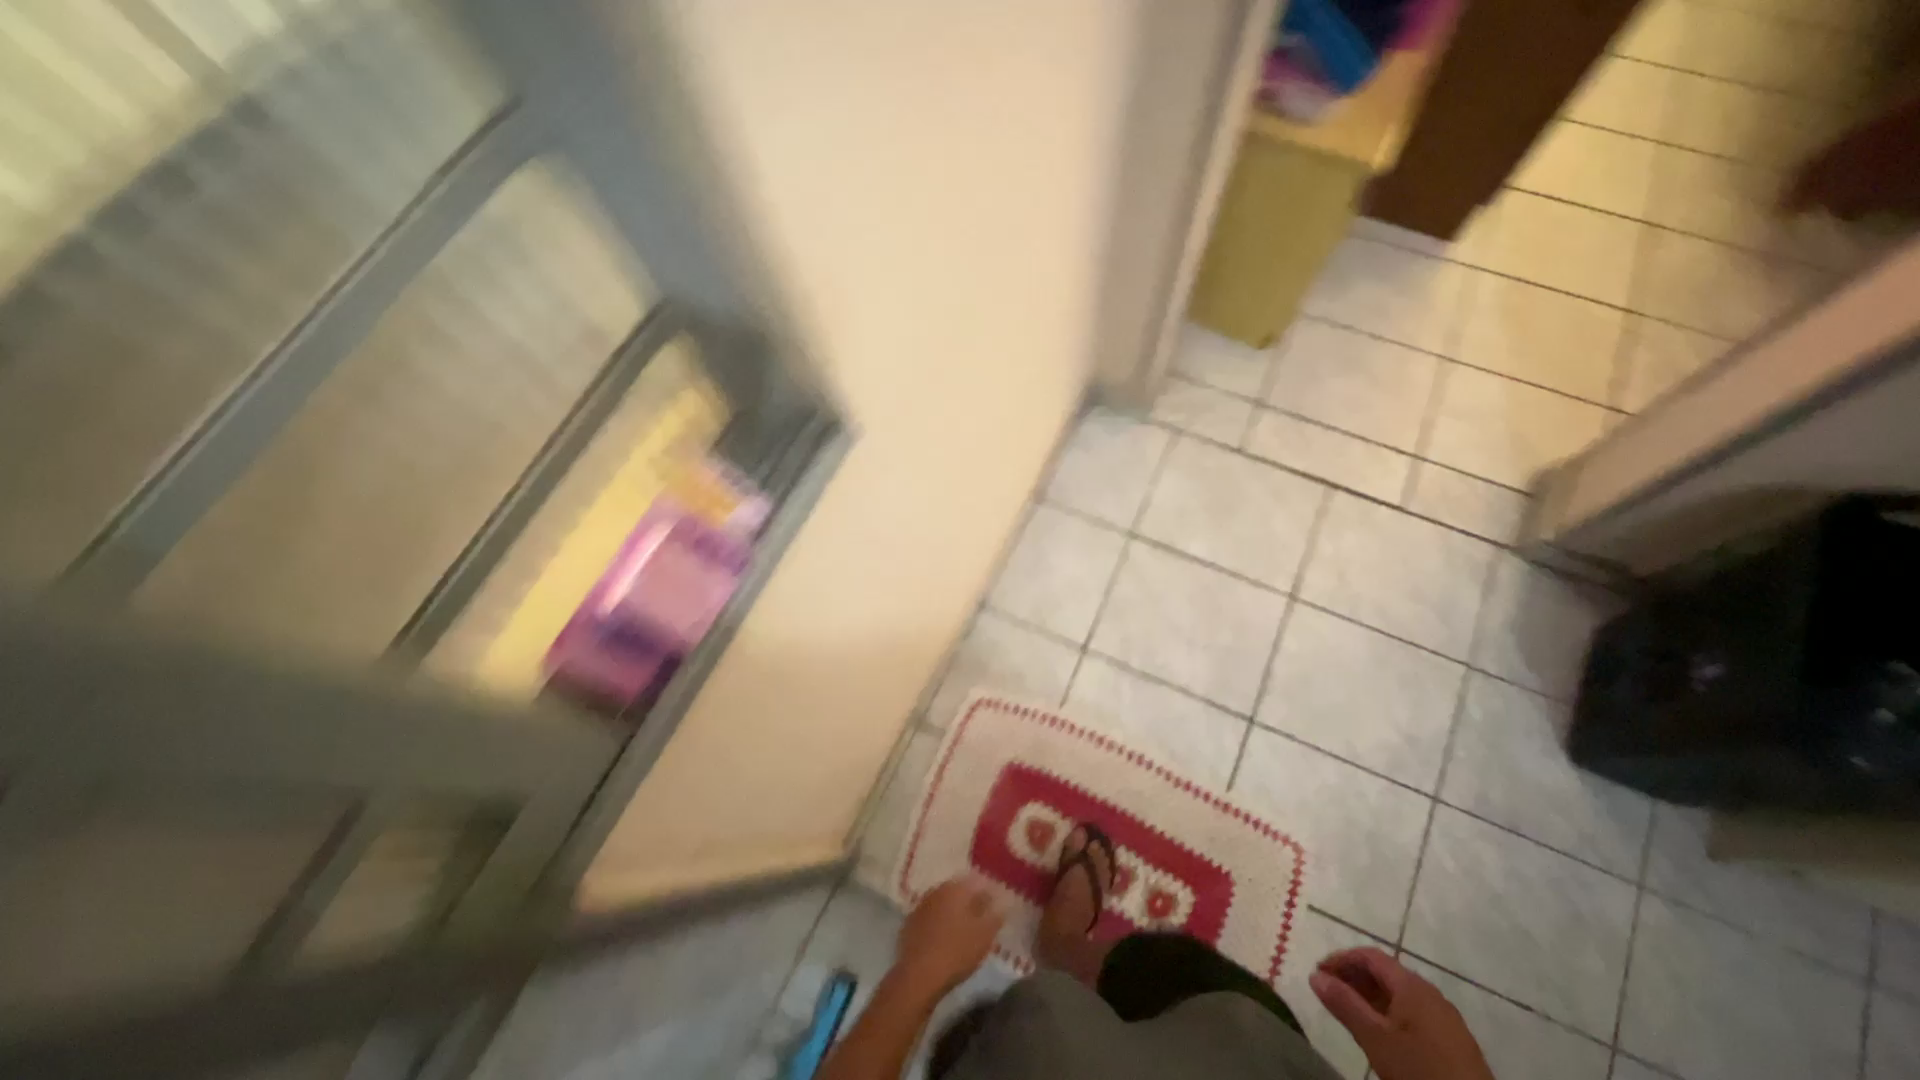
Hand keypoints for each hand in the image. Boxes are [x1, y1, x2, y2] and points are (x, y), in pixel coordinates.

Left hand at [894, 877, 1004, 997]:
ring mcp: (920, 907)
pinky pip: (930, 917)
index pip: (976, 881)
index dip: (988, 891)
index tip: (997, 904)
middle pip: (957, 890)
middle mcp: (935, 891)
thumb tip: (1002, 900)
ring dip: (954, 911)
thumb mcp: (985, 934)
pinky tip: (945, 937)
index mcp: (955, 889)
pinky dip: (940, 923)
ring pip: (942, 903)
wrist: (918, 976)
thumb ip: (995, 914)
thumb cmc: (957, 952)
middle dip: (970, 900)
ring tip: (966, 928)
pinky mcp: (909, 925)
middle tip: (983, 916)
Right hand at [1309, 947, 1496, 1079]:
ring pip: (1399, 994)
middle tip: (1328, 993)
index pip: (1370, 956)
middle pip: (1386, 973)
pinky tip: (1381, 1033)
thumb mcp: (1374, 1038)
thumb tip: (1315, 976)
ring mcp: (1444, 1016)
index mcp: (1412, 986)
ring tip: (1349, 1012)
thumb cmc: (1419, 1070)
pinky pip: (1413, 1012)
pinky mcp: (1451, 1038)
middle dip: (1354, 977)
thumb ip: (1344, 1004)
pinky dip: (1389, 1012)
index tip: (1318, 974)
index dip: (1341, 959)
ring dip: (1370, 996)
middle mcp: (1430, 993)